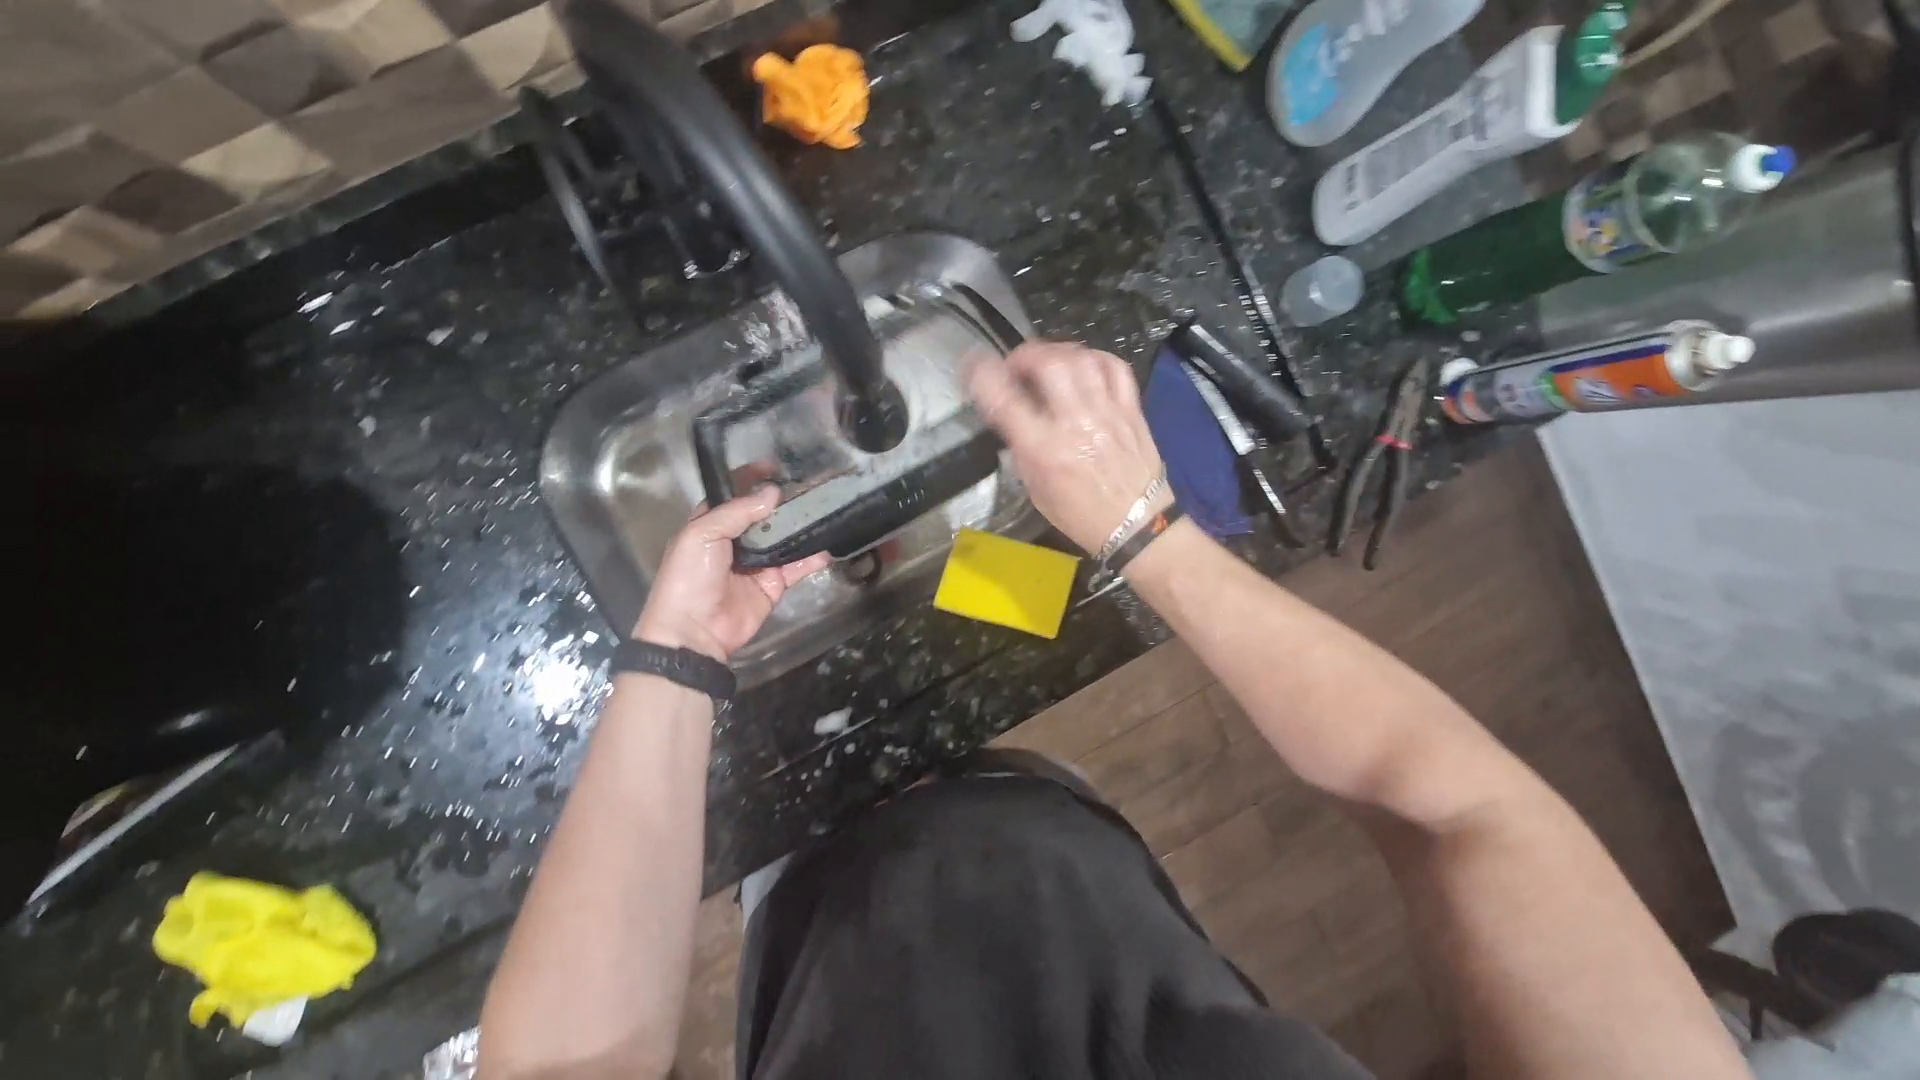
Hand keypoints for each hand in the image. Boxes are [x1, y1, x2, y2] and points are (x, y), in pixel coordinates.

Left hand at [632, 487, 830, 661]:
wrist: (694, 631)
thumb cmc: (689, 577)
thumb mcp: (702, 534)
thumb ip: (737, 511)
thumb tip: (773, 493)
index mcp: (710, 524)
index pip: (734, 495)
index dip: (752, 479)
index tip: (776, 466)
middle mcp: (735, 541)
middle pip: (764, 515)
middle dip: (785, 501)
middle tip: (811, 485)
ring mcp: (757, 564)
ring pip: (784, 538)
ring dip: (802, 525)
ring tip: (825, 507)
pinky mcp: (773, 585)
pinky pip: (797, 567)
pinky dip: (813, 557)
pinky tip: (828, 545)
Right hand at [970, 341, 1166, 552]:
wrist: (1136, 526)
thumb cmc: (1080, 515)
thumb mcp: (1036, 488)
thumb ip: (1022, 448)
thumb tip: (1012, 417)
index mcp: (1045, 450)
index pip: (1006, 400)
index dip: (984, 374)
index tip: (976, 365)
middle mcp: (1075, 424)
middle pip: (1049, 365)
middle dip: (1026, 355)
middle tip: (1017, 365)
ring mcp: (1107, 413)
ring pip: (1082, 360)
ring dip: (1058, 352)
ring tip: (1048, 362)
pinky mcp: (1131, 410)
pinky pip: (1115, 367)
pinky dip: (1095, 358)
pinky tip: (1084, 366)